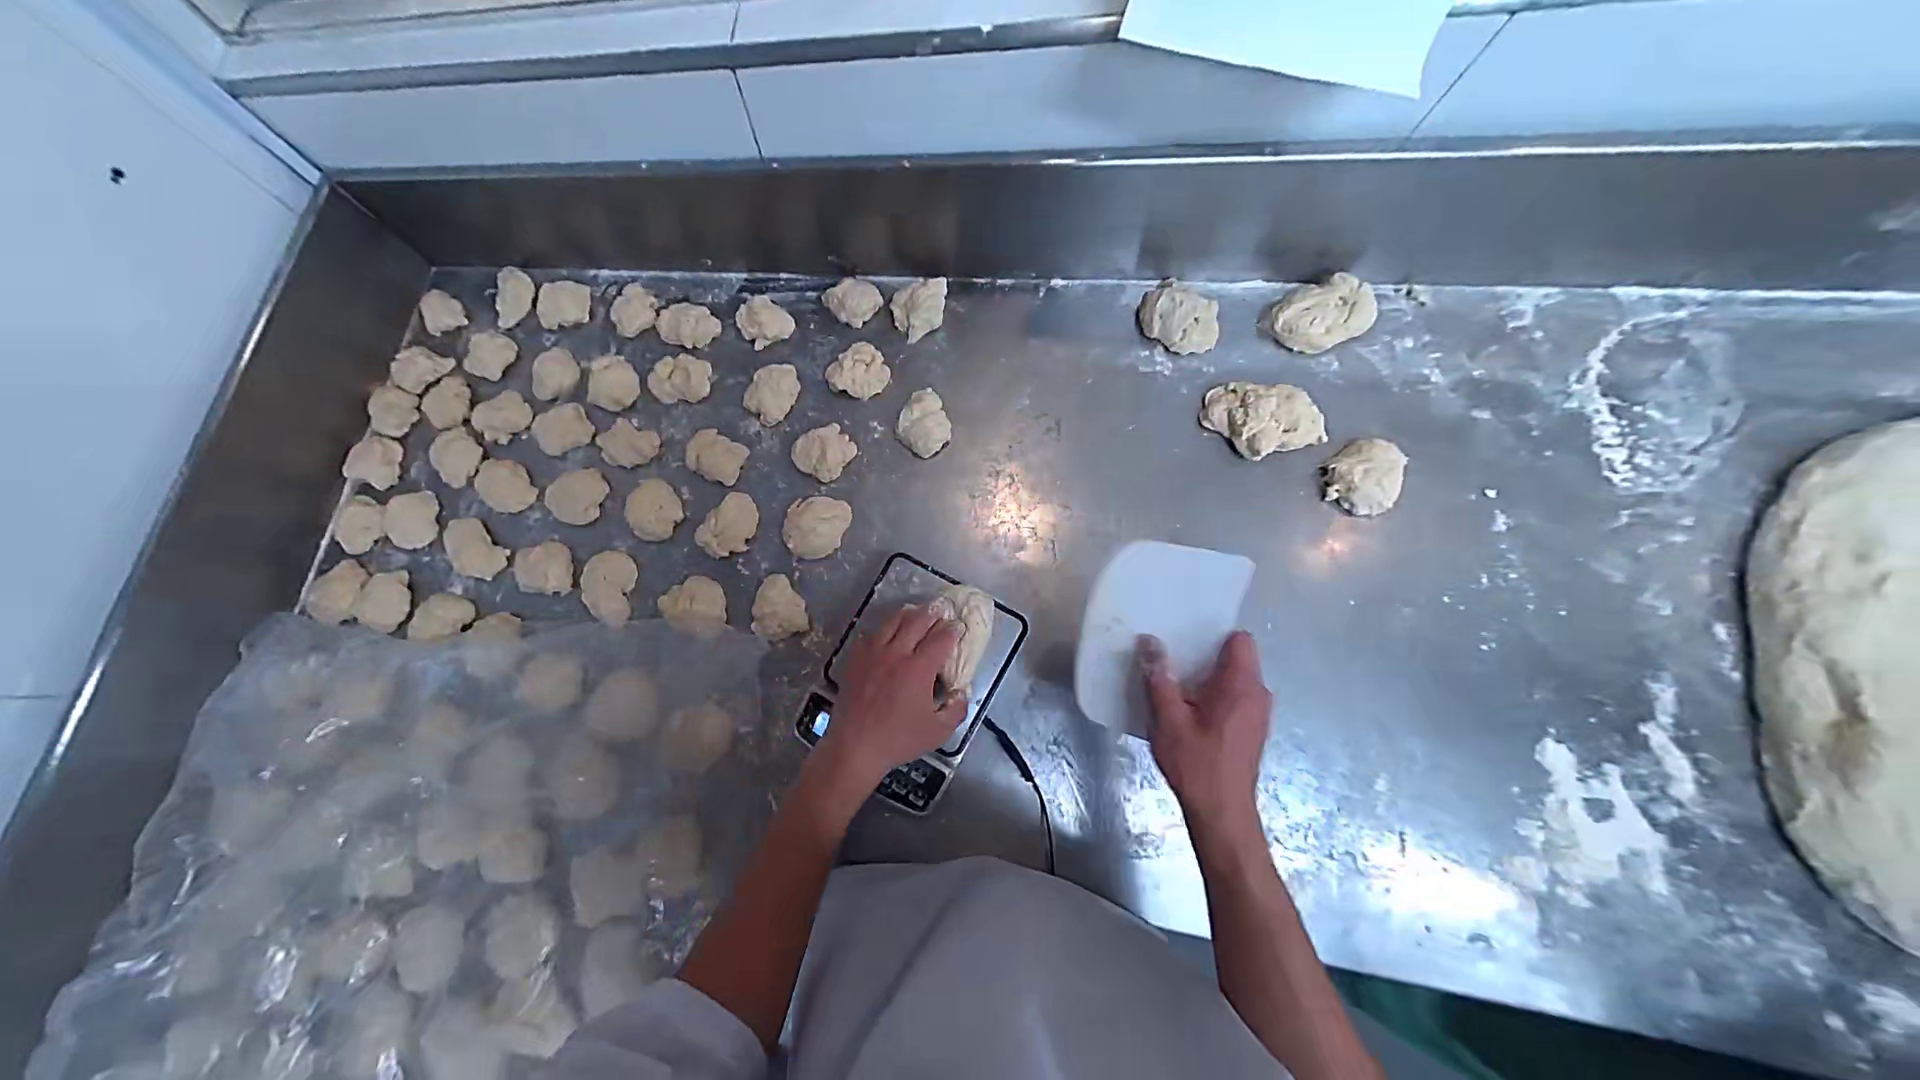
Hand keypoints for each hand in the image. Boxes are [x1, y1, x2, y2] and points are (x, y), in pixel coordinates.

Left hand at [819, 605, 967, 786]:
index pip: (941, 639)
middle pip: (918, 621)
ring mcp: (872, 654)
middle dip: (933, 614)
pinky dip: (883, 630)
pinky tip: (887, 634)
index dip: (953, 630)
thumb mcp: (938, 732)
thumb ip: (957, 710)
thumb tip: (961, 693)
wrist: (855, 746)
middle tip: (942, 611)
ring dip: (908, 615)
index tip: (959, 627)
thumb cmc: (898, 740)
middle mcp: (896, 654)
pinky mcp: (855, 660)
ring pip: (892, 622)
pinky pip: (871, 635)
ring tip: (916, 614)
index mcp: (918, 669)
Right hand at [1139, 631, 1271, 839]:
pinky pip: (1235, 698)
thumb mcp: (1168, 719)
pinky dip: (1213, 696)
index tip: (1184, 637)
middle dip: (1203, 656)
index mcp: (1242, 686)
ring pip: (1234, 680)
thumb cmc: (1196, 764)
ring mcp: (1258, 714)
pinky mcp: (1251, 730)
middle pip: (1236, 658)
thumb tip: (1150, 642)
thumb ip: (1160, 677)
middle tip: (1171, 660)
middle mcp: (1258, 695)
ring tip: (1175, 686)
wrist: (1221, 813)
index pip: (1239, 640)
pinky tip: (1188, 712)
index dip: (1212, 634)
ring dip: (1207, 679)